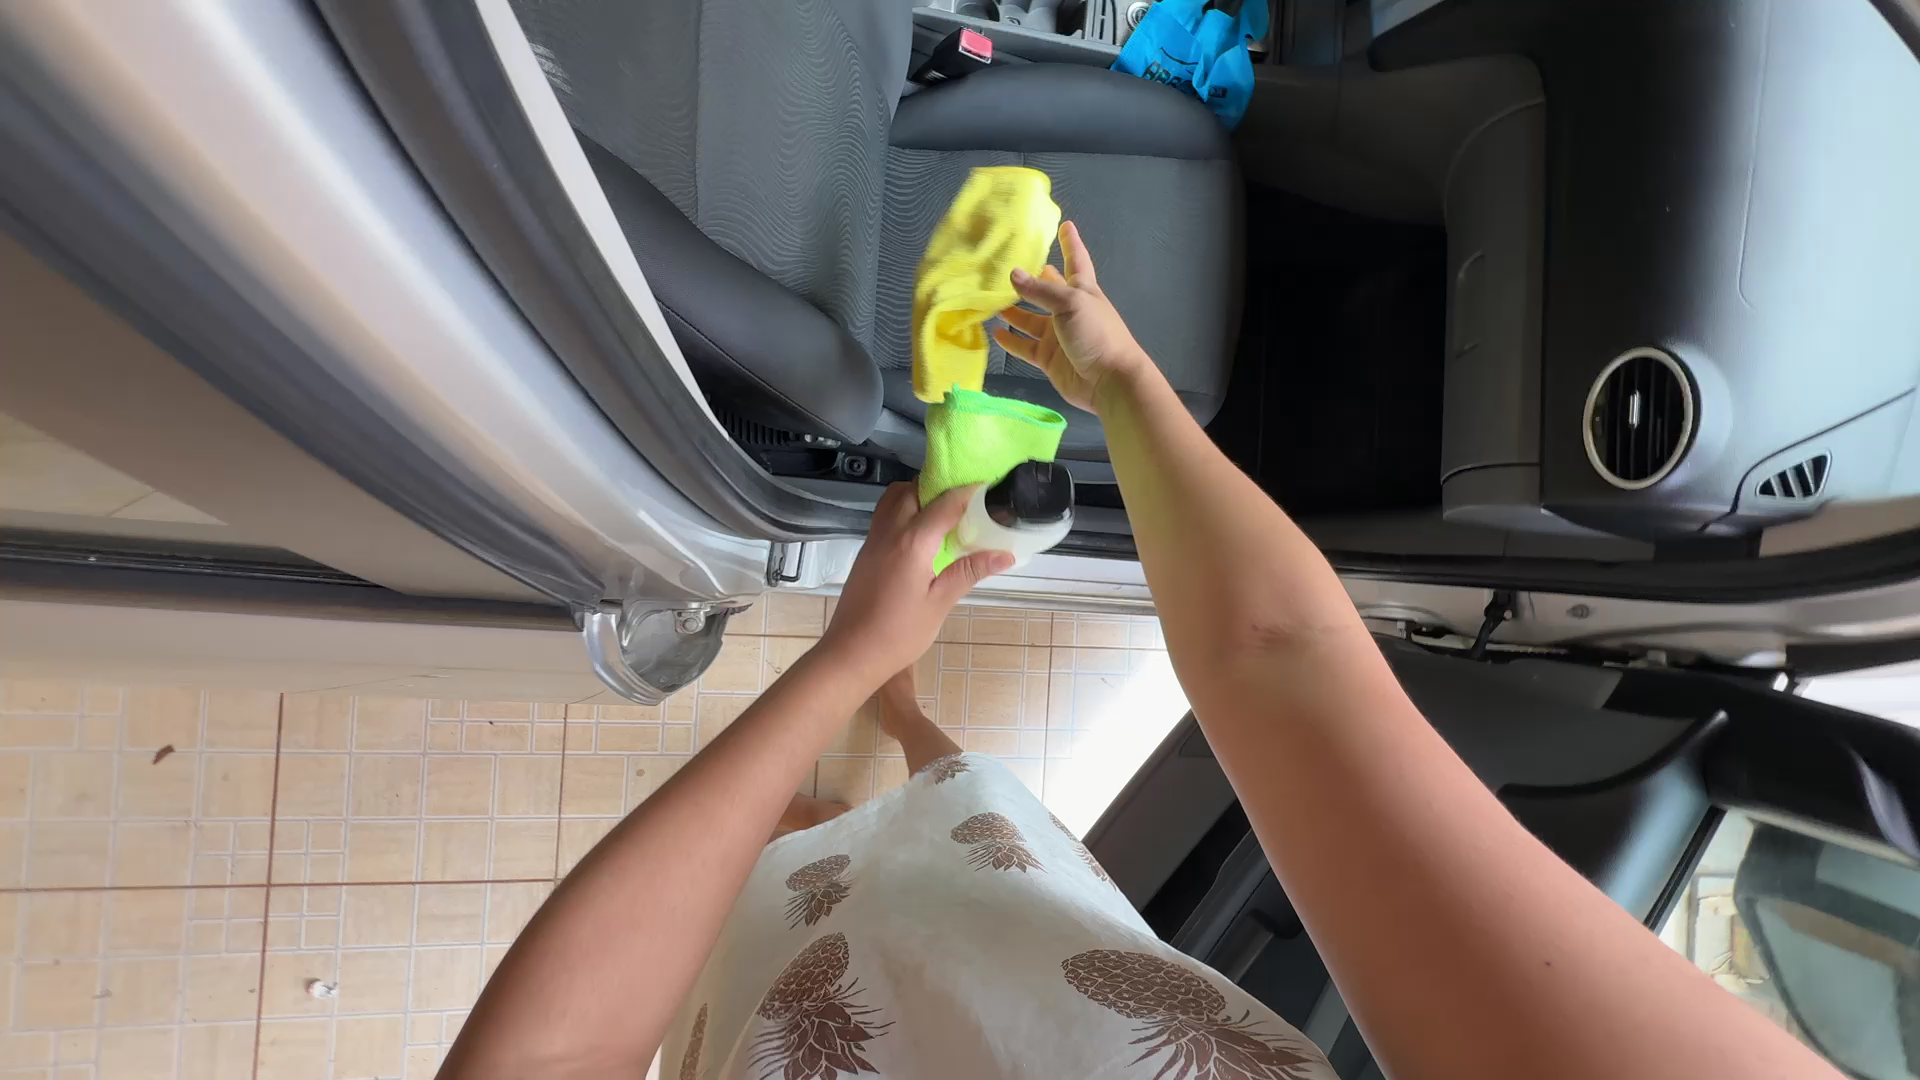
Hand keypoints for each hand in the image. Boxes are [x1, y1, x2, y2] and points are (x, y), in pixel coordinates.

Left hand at [817, 483, 1013, 686]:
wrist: (851, 653)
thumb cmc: (898, 633)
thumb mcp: (940, 603)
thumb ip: (969, 572)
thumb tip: (1005, 555)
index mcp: (913, 541)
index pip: (946, 503)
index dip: (969, 492)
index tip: (990, 490)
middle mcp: (890, 531)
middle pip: (914, 490)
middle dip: (939, 489)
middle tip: (965, 504)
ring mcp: (873, 539)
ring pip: (894, 499)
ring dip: (918, 496)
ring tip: (942, 517)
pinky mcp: (866, 551)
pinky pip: (885, 516)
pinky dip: (904, 511)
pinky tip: (921, 536)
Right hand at [992, 221, 1151, 413]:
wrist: (1108, 380)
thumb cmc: (1096, 333)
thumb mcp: (1069, 303)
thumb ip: (1039, 290)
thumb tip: (1012, 274)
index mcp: (1082, 289)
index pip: (1075, 260)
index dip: (1070, 243)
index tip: (1065, 225)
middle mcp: (1068, 310)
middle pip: (1046, 290)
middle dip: (1030, 280)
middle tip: (1004, 268)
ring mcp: (1058, 335)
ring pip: (1030, 319)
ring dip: (1013, 312)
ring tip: (990, 302)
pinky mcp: (1049, 359)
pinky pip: (1025, 346)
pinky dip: (1011, 341)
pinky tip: (996, 333)